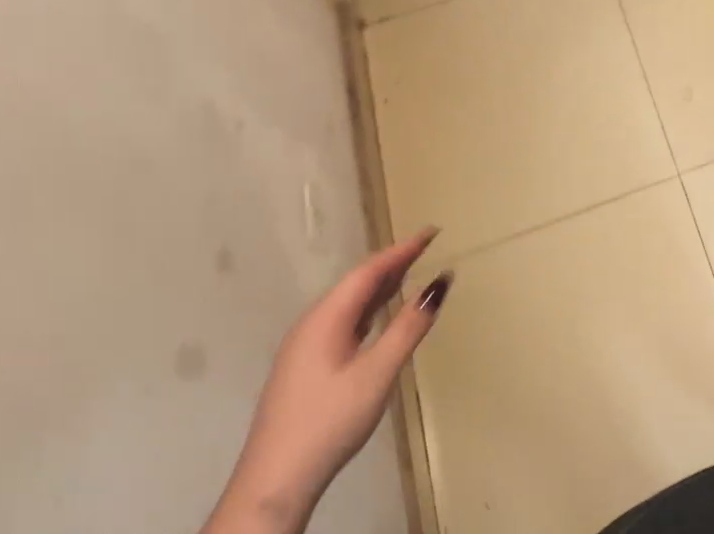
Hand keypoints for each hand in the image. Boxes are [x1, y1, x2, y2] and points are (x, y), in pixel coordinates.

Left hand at [208, 230, 449, 533]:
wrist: (274, 481)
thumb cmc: (330, 421)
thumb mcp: (377, 373)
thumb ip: (408, 327)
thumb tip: (439, 284)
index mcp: (326, 319)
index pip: (369, 271)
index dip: (401, 249)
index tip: (431, 232)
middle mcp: (311, 324)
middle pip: (356, 284)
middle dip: (392, 263)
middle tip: (425, 247)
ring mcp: (304, 347)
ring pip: (348, 304)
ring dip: (379, 286)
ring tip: (410, 272)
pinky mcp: (304, 367)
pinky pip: (342, 323)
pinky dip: (368, 310)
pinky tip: (378, 318)